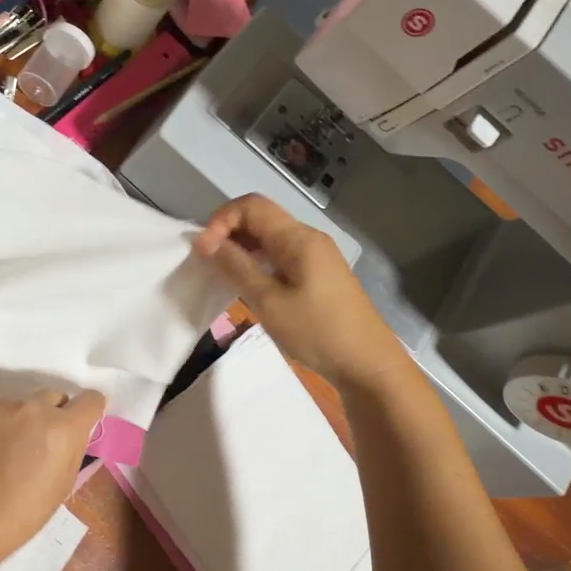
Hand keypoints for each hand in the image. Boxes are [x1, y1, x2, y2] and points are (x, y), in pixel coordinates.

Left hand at [0, 390, 105, 562]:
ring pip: (19, 403)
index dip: (87, 410)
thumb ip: (73, 446)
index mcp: (63, 429)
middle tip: (36, 442)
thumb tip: (73, 427)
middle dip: (50, 414)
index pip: (90, 399)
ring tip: (2, 450)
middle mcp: (34, 408)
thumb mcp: (64, 484)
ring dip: (17, 419)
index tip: (79, 421)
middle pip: (53, 396)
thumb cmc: (23, 513)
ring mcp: (0, 404)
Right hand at [192, 194, 409, 384]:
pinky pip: (279, 255)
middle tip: (207, 263)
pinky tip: (246, 285)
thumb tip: (206, 242)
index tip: (203, 251)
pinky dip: (257, 262)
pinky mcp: (316, 274)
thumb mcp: (269, 301)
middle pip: (260, 218)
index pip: (251, 205)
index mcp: (298, 238)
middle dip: (228, 233)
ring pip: (268, 238)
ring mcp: (315, 256)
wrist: (367, 364)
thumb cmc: (317, 332)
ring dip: (241, 249)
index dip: (221, 220)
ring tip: (221, 274)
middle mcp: (308, 238)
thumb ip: (236, 267)